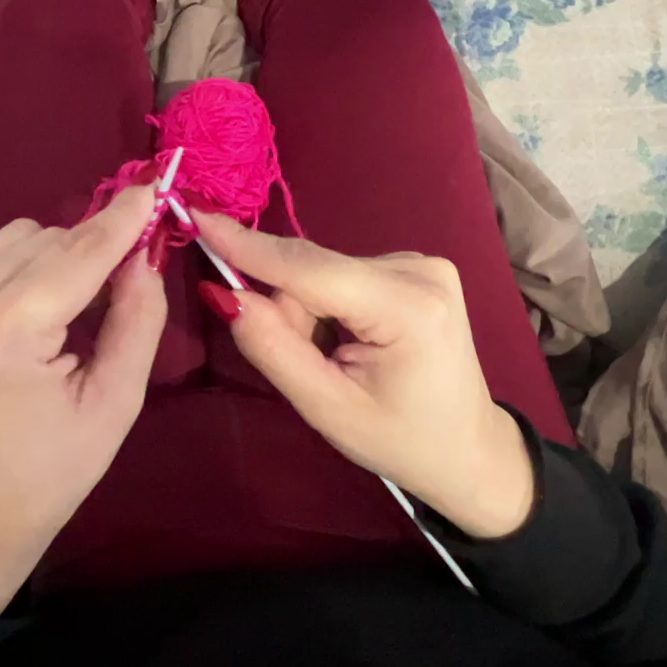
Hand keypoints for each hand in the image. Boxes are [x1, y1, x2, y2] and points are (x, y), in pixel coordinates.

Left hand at [0, 186, 166, 617]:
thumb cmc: (51, 473)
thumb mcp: (115, 404)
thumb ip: (137, 318)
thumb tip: (146, 252)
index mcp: (4, 336)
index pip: (76, 255)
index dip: (120, 220)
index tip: (156, 186)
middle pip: (48, 239)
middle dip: (92, 252)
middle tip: (123, 284)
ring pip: (18, 238)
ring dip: (58, 257)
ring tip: (71, 310)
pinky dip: (25, 267)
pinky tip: (36, 309)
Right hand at [194, 212, 533, 539]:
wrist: (470, 451)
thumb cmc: (400, 441)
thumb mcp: (328, 409)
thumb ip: (273, 348)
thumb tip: (223, 293)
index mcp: (408, 307)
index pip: (308, 269)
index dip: (248, 246)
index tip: (196, 216)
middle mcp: (418, 267)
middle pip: (310, 270)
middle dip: (289, 311)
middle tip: (309, 366)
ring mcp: (420, 262)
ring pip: (320, 272)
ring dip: (308, 311)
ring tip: (337, 360)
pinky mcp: (415, 265)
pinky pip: (339, 274)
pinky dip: (327, 305)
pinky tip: (351, 341)